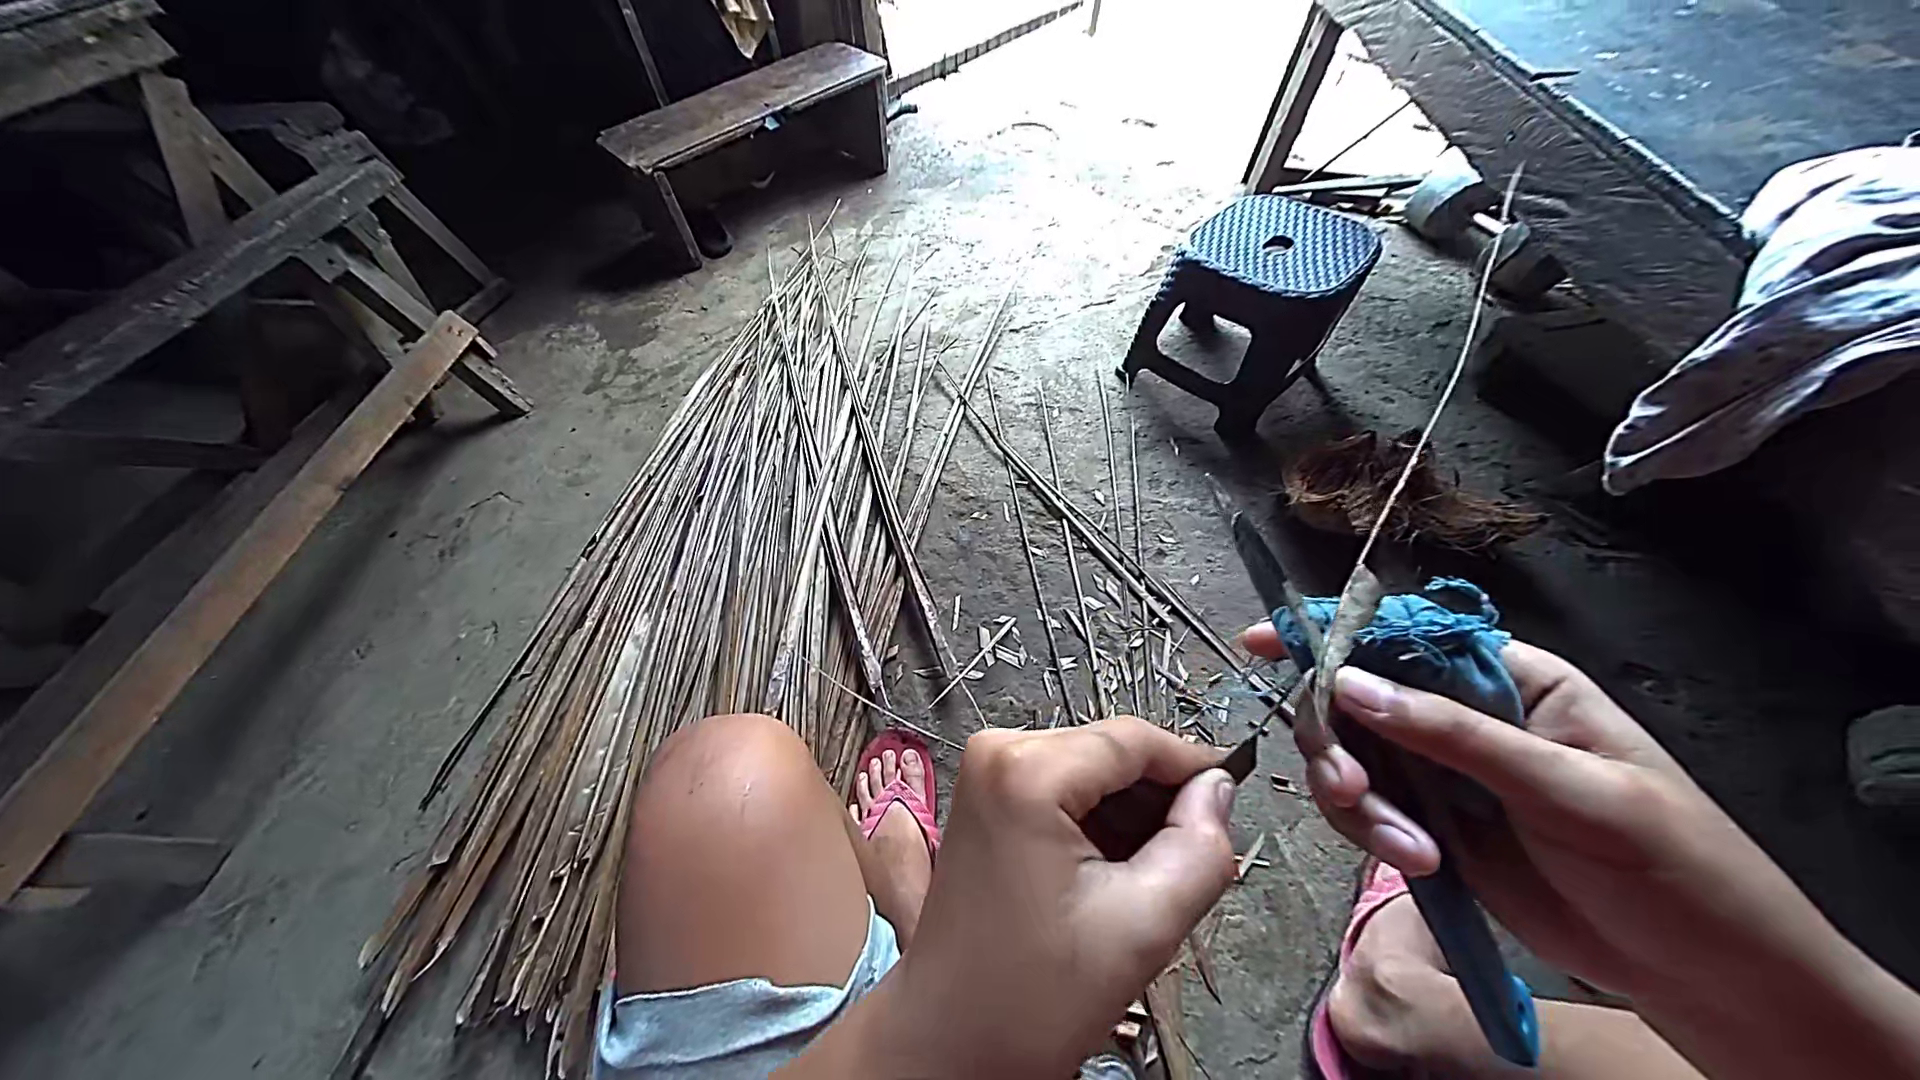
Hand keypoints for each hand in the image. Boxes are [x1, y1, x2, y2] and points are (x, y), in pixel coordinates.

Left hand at [785, 716, 1236, 1078]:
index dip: (1192, 762)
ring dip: (1130, 809)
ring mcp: (987, 767)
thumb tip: (1218, 789)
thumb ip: (1199, 850)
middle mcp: (999, 749)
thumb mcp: (1140, 926)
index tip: (1233, 793)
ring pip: (1090, 766)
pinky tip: (1112, 864)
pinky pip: (1062, 781)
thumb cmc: (1033, 994)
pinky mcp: (987, 789)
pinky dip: (1097, 815)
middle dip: (1159, 796)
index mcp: (1027, 769)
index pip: (1132, 740)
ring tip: (1152, 870)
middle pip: (1109, 750)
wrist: (951, 1034)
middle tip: (1195, 852)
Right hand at [1243, 629, 1919, 1079]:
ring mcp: (1433, 764)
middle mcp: (1455, 710)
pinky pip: (1360, 805)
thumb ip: (1452, 734)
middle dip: (1337, 739)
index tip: (1263, 640)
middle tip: (1348, 783)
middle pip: (1353, 696)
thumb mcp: (1568, 790)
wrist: (1704, 978)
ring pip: (1346, 752)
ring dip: (1356, 797)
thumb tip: (1346, 684)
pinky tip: (1419, 862)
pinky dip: (1371, 830)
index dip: (1330, 632)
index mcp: (1505, 677)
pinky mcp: (1420, 813)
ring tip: (1406, 847)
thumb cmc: (1671, 866)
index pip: (1402, 635)